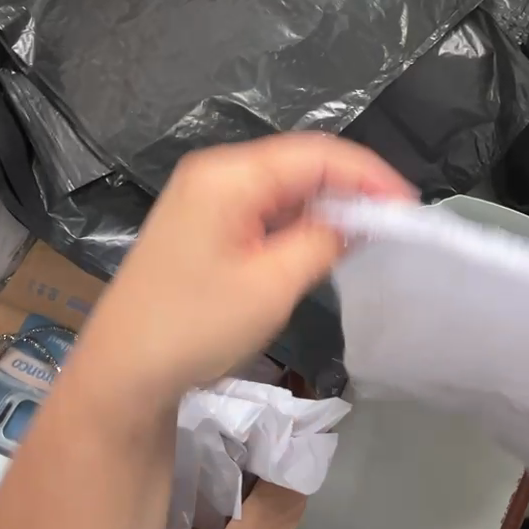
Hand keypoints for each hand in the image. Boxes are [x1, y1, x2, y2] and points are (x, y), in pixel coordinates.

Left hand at [72, 134, 414, 409]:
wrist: (120, 374)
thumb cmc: (194, 327)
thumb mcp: (272, 285)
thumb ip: (323, 240)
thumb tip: (359, 219)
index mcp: (229, 175)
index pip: (317, 154)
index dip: (368, 175)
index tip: (408, 206)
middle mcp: (217, 172)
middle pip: (301, 162)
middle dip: (351, 186)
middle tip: (394, 218)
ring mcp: (206, 195)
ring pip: (285, 183)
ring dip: (328, 203)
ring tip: (369, 228)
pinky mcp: (204, 220)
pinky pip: (265, 204)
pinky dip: (300, 218)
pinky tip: (324, 237)